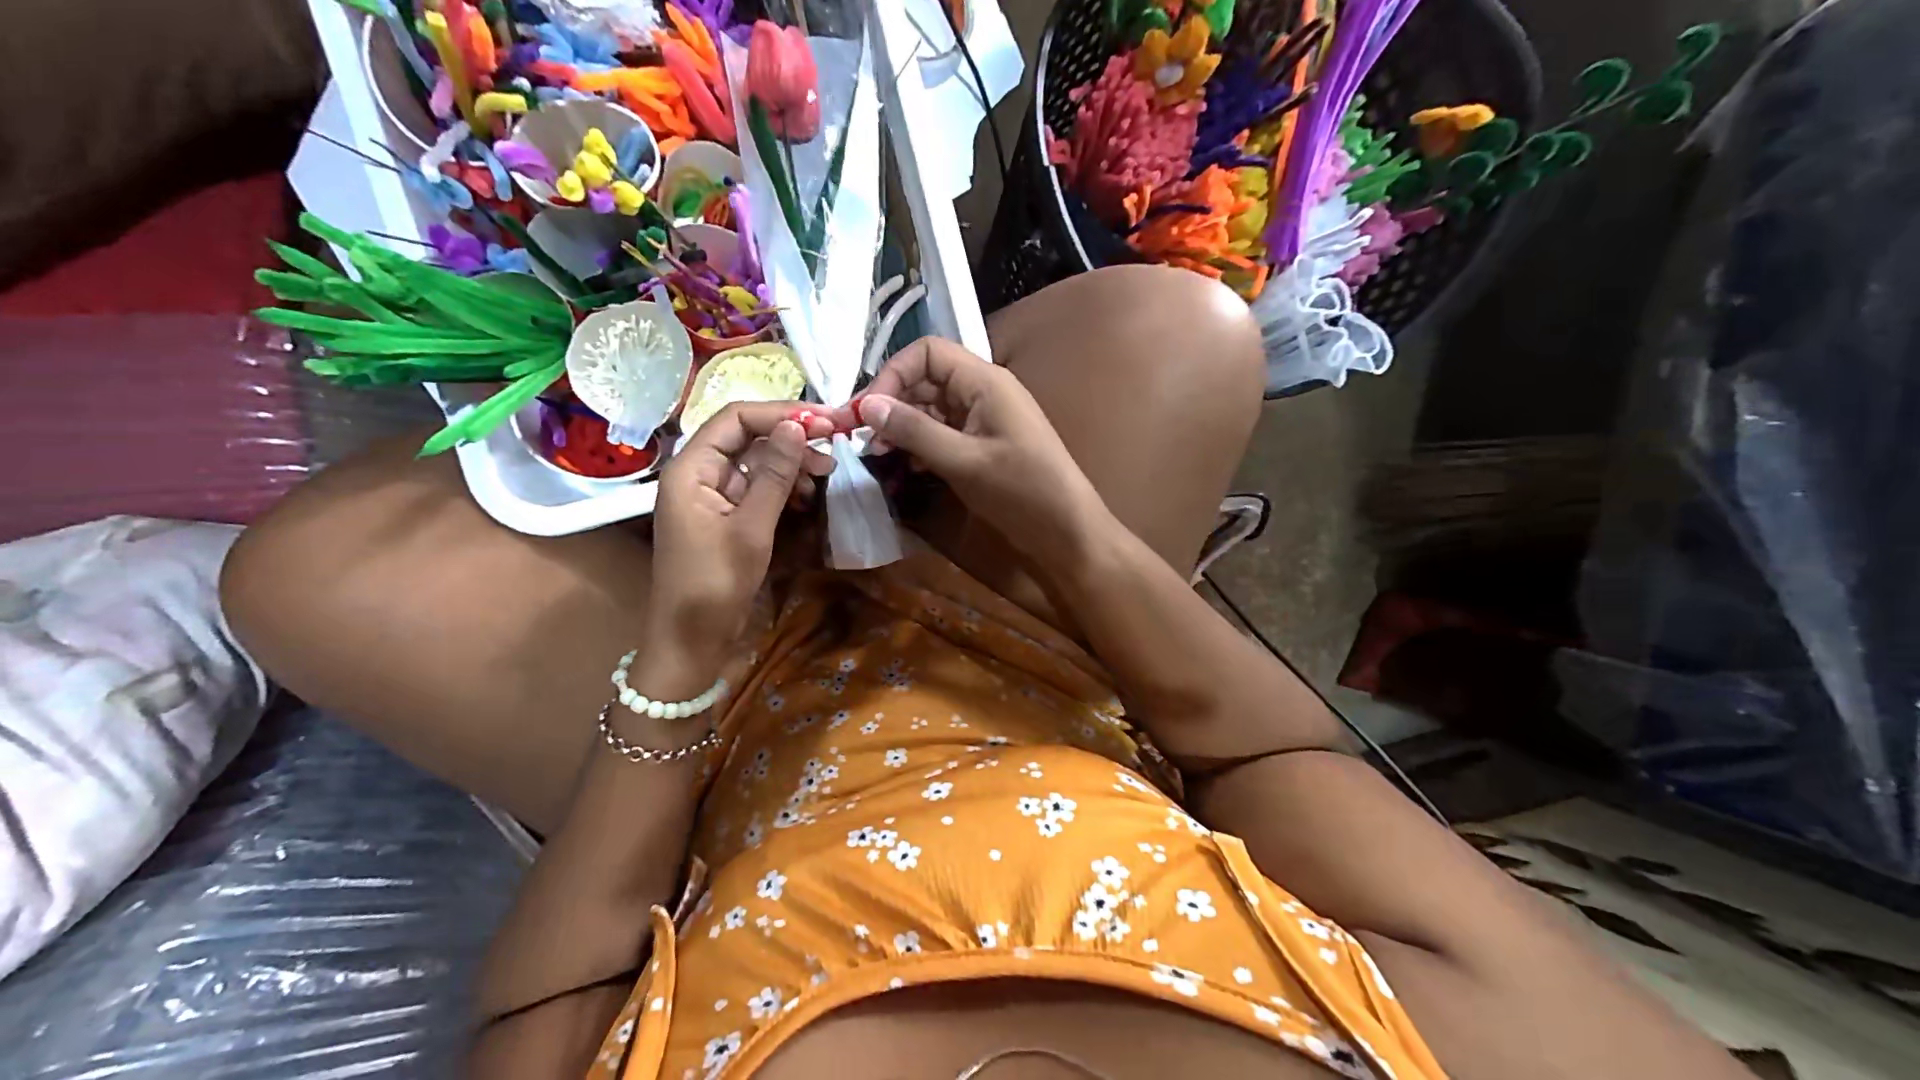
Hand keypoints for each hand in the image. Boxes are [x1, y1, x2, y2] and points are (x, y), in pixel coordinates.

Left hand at [648, 402, 834, 662]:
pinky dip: (781, 486)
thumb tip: (798, 427)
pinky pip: (755, 487)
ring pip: (755, 461)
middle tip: (835, 444)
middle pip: (746, 436)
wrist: (691, 639)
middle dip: (790, 437)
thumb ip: (774, 475)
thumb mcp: (751, 528)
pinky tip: (806, 495)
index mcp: (691, 468)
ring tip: (826, 473)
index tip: (825, 422)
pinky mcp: (724, 515)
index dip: (781, 414)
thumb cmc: (714, 584)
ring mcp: (711, 495)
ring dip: (790, 462)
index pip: (736, 418)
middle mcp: (698, 473)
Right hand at [836, 337, 1109, 570]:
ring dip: (902, 426)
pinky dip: (920, 444)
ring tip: (878, 454)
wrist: (1066, 530)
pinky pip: (942, 433)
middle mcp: (982, 391)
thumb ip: (915, 431)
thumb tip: (868, 406)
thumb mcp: (964, 461)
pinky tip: (907, 467)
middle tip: (860, 436)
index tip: (867, 411)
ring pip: (931, 408)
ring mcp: (983, 419)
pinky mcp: (982, 445)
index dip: (892, 374)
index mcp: (984, 381)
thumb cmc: (1022, 490)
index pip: (927, 352)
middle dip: (891, 402)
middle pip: (925, 379)